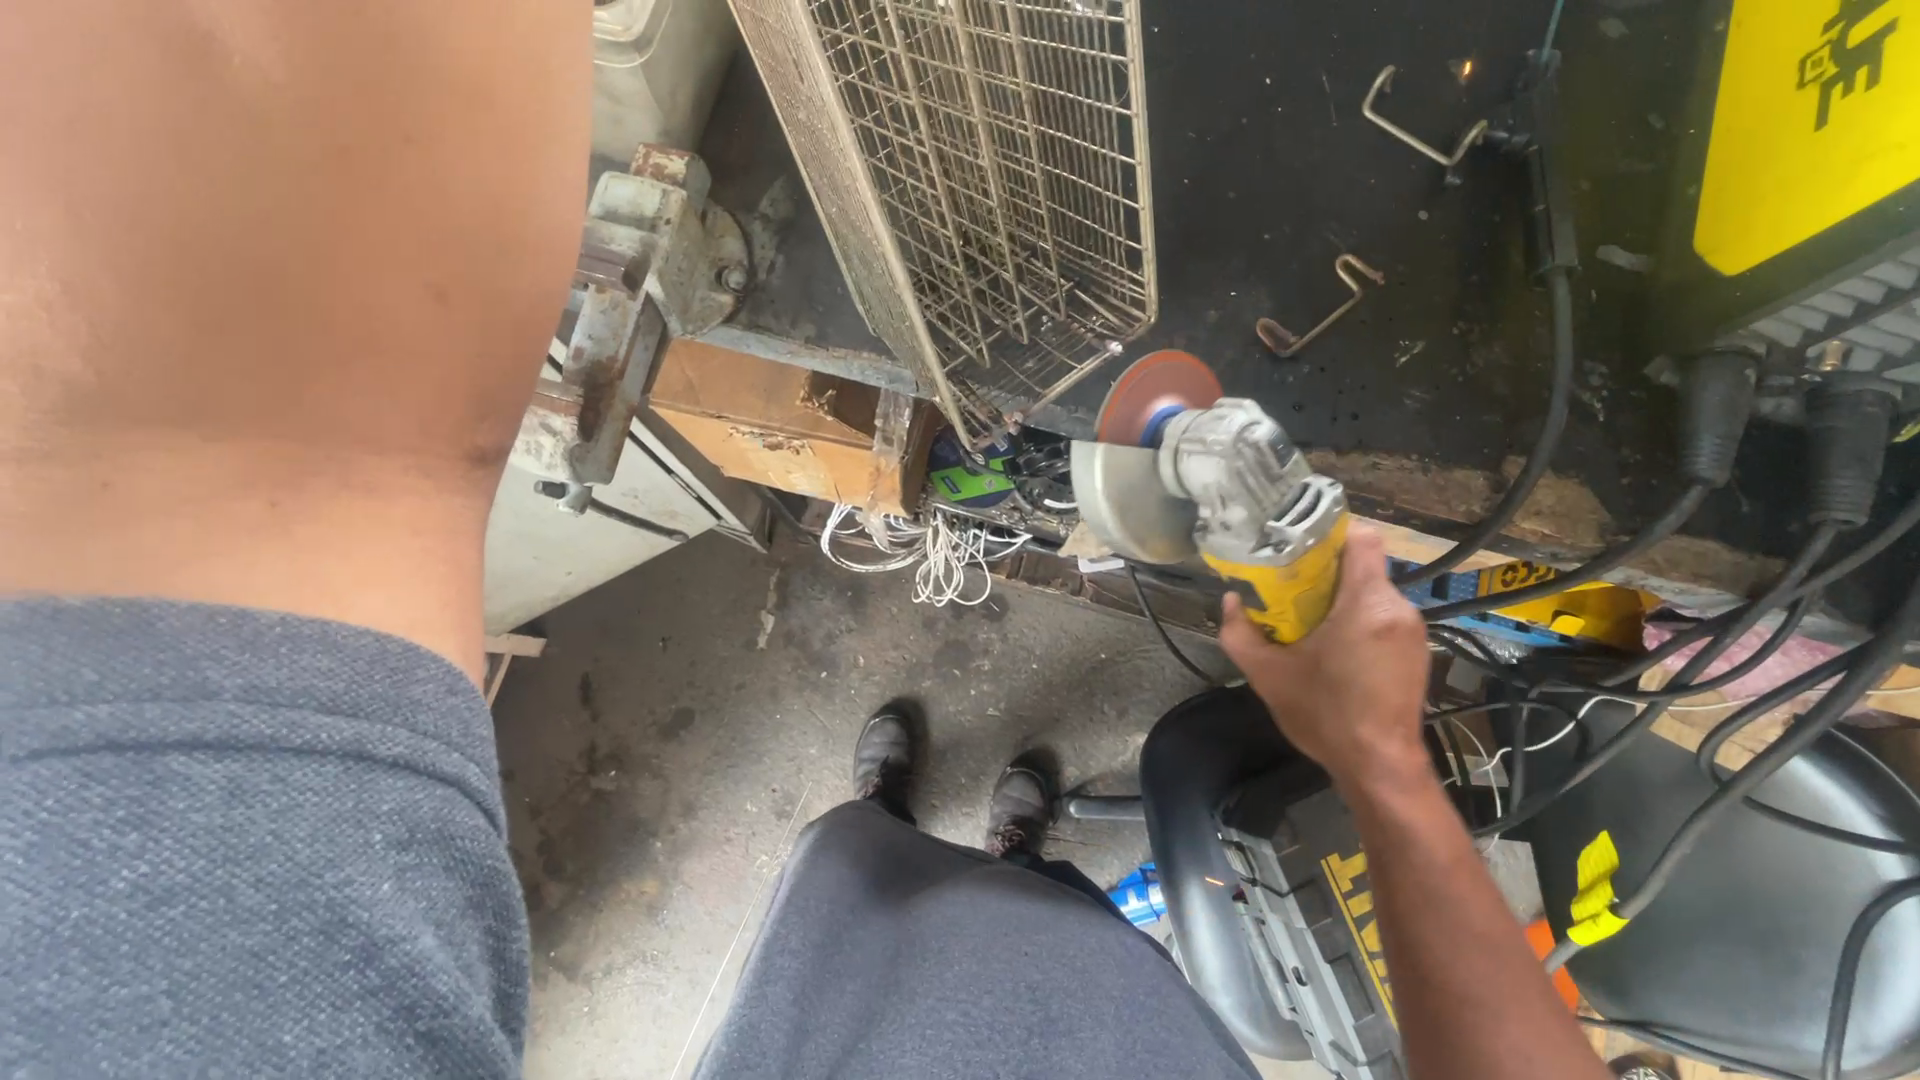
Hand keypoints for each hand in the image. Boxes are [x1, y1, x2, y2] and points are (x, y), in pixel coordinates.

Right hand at [1217, 525, 1433, 795]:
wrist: (1378, 766)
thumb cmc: (1324, 714)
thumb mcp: (1267, 674)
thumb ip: (1241, 633)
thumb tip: (1231, 601)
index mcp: (1366, 604)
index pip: (1363, 538)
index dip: (1331, 534)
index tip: (1298, 548)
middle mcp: (1397, 609)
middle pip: (1364, 567)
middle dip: (1326, 572)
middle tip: (1289, 588)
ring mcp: (1413, 633)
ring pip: (1373, 594)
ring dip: (1342, 599)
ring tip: (1308, 619)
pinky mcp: (1418, 653)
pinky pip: (1384, 618)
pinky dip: (1358, 621)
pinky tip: (1334, 647)